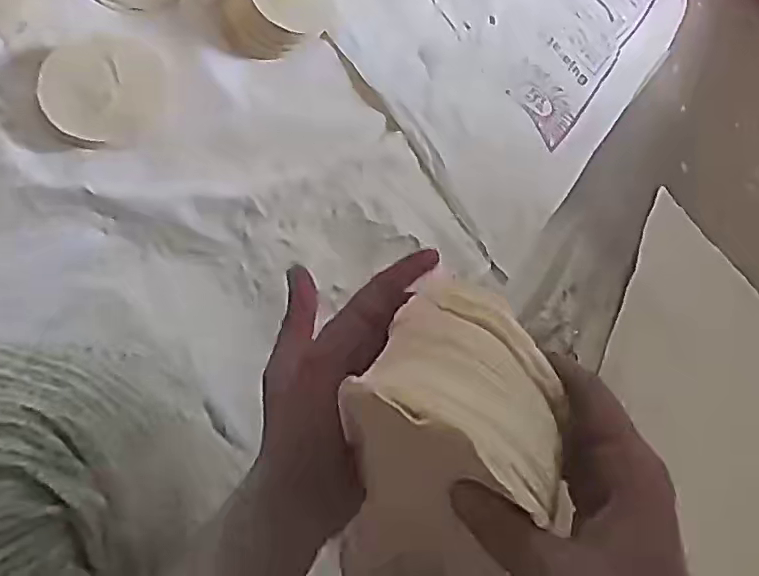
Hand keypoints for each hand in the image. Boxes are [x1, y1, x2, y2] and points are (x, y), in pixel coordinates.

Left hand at [222, 249, 439, 575]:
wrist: (297, 502)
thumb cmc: (291, 432)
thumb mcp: (288, 371)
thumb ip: (298, 322)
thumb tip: (299, 269)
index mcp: (340, 339)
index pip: (376, 297)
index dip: (403, 274)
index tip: (435, 256)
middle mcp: (366, 354)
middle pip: (402, 317)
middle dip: (430, 299)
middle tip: (463, 291)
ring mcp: (386, 383)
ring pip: (416, 346)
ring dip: (440, 331)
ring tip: (470, 320)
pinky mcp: (401, 412)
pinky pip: (425, 382)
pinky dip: (442, 369)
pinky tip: (466, 365)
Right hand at [451, 354, 687, 575]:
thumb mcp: (556, 570)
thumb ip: (506, 528)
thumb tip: (457, 488)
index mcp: (631, 462)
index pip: (590, 391)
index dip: (552, 366)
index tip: (509, 350)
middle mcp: (632, 467)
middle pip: (583, 410)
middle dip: (539, 393)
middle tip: (491, 378)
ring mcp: (625, 492)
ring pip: (579, 440)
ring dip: (541, 425)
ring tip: (495, 408)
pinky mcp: (615, 517)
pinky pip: (578, 470)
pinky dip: (549, 457)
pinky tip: (516, 458)